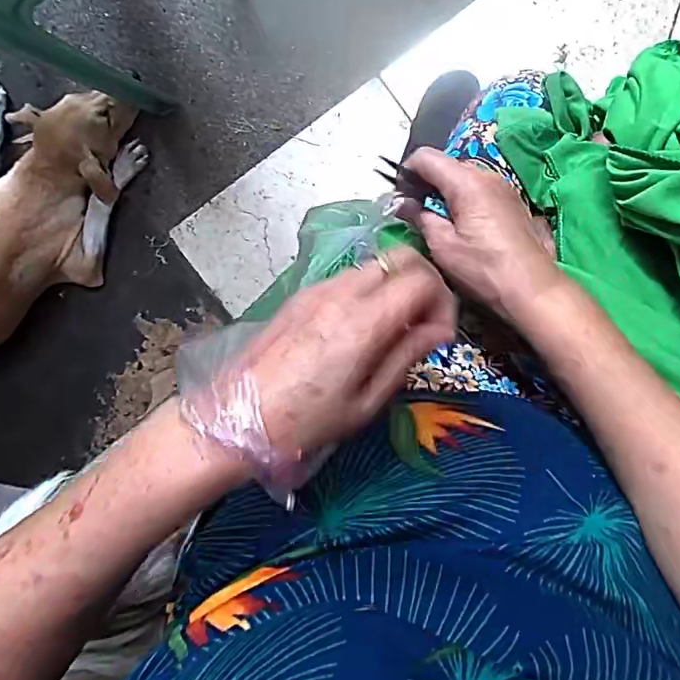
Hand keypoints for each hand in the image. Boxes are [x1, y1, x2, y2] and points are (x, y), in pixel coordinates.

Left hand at [235, 248, 456, 461]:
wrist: (234, 418)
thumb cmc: (305, 422)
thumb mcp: (366, 403)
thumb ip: (406, 357)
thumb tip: (439, 330)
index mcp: (363, 323)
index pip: (422, 281)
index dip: (444, 302)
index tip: (441, 334)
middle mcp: (342, 293)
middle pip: (401, 256)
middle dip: (426, 281)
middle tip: (427, 319)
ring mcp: (319, 288)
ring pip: (375, 263)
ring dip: (396, 284)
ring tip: (396, 326)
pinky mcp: (303, 294)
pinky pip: (349, 276)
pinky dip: (370, 289)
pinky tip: (364, 325)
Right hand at [401, 148, 563, 320]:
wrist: (532, 287)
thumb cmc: (486, 269)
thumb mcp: (443, 246)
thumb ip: (420, 217)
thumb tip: (406, 205)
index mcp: (467, 182)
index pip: (426, 157)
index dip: (406, 172)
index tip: (400, 194)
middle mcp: (488, 176)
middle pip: (447, 165)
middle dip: (427, 182)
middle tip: (414, 210)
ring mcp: (504, 187)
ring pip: (464, 177)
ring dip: (446, 192)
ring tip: (437, 220)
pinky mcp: (513, 202)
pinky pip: (481, 189)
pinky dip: (465, 199)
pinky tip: (461, 225)